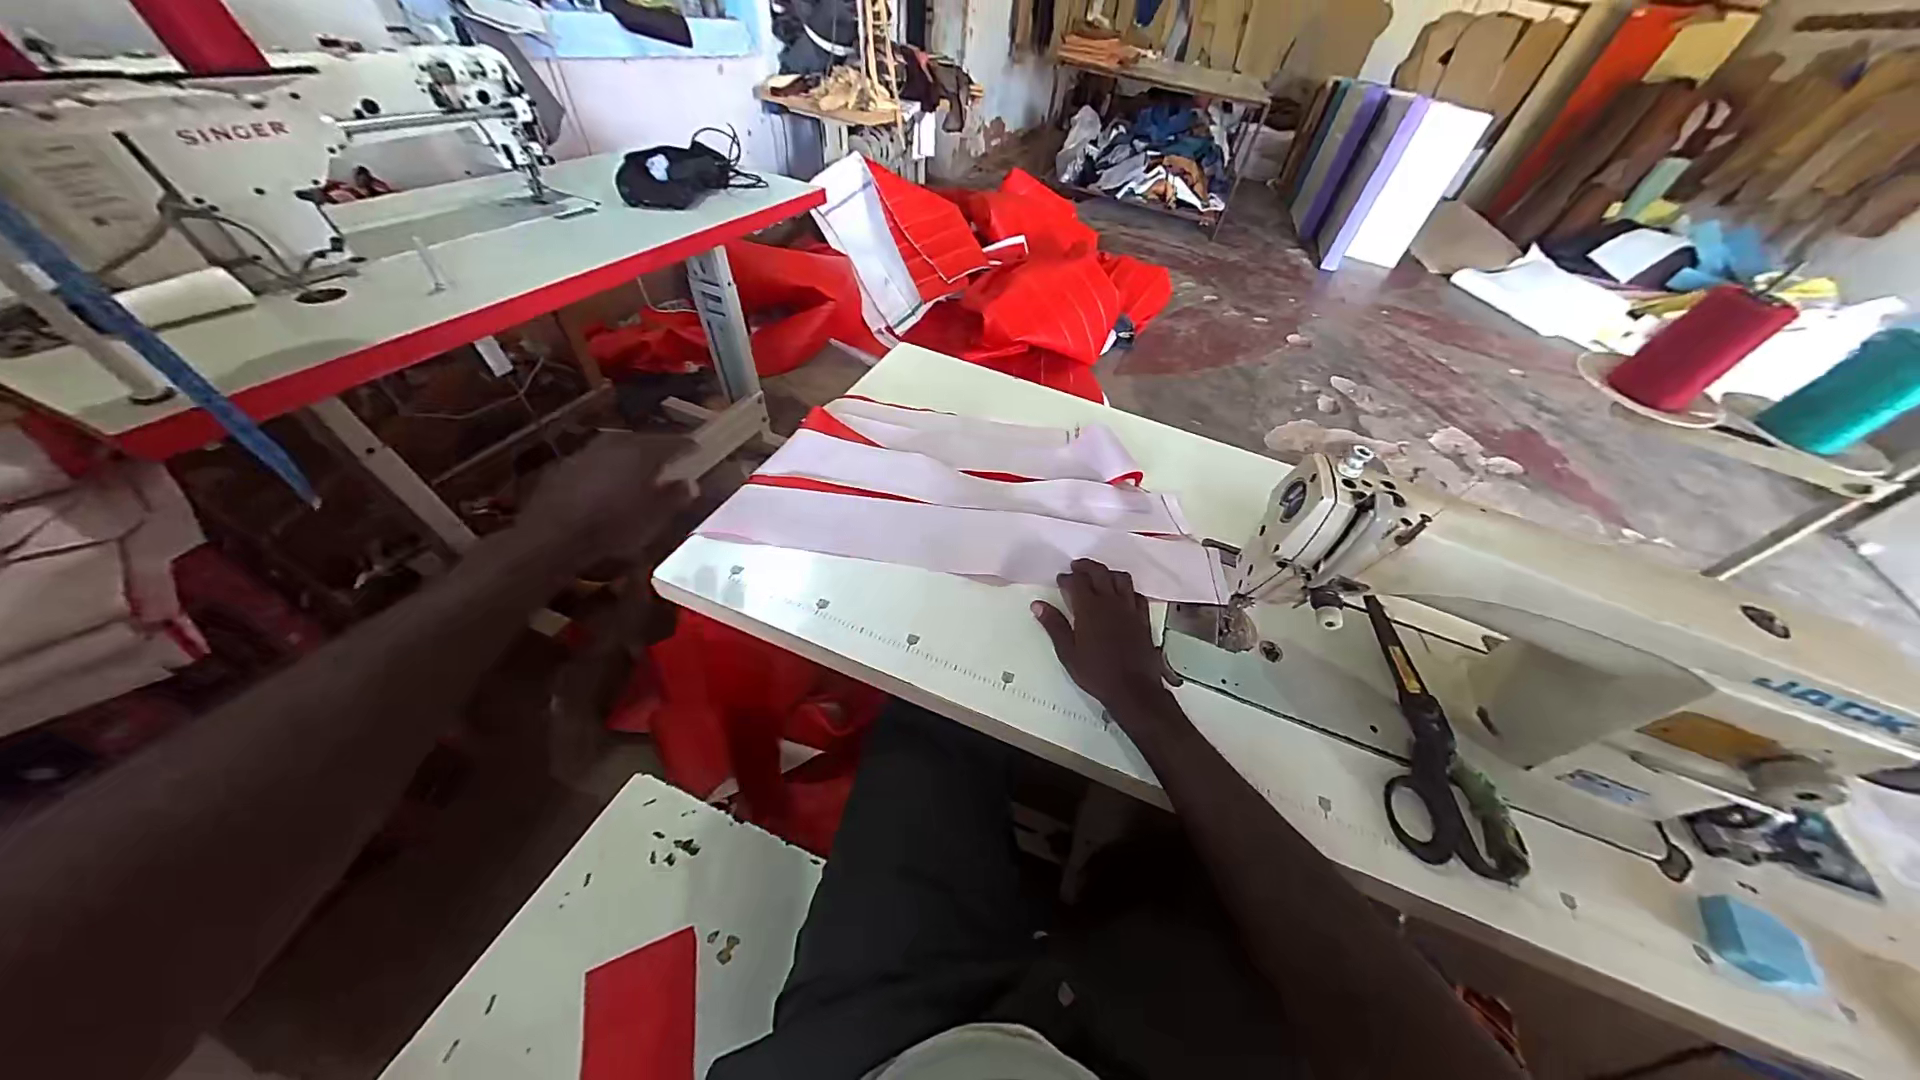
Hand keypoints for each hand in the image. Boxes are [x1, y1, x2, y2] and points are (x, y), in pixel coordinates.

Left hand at [523, 431, 692, 560]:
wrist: (552, 537)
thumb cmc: (613, 527)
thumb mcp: (654, 518)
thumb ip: (675, 497)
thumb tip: (691, 484)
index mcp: (643, 453)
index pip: (674, 442)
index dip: (688, 446)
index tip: (697, 449)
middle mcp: (616, 444)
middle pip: (644, 440)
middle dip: (659, 447)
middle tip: (671, 457)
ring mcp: (587, 452)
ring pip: (618, 447)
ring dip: (632, 455)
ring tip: (642, 468)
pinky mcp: (565, 466)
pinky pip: (596, 460)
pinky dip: (609, 466)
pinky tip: (610, 482)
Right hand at [1032, 559, 1166, 712]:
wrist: (1132, 688)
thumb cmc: (1096, 672)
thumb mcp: (1067, 652)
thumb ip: (1054, 625)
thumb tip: (1038, 605)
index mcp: (1089, 609)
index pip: (1077, 582)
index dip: (1067, 578)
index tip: (1061, 579)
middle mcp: (1111, 602)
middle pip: (1100, 573)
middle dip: (1086, 567)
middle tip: (1076, 568)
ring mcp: (1130, 609)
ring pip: (1121, 579)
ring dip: (1108, 573)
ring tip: (1099, 576)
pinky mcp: (1143, 619)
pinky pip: (1137, 595)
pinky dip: (1127, 590)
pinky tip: (1122, 596)